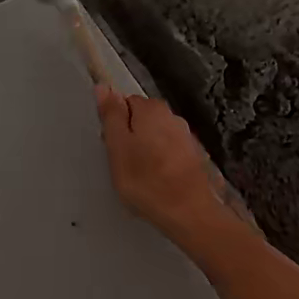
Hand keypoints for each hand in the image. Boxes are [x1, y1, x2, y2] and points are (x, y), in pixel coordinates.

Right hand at [94, 86, 250, 240]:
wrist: (189, 211)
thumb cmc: (146, 181)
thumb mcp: (117, 146)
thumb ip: (111, 115)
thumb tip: (104, 87)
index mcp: (152, 109)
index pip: (125, 103)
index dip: (114, 123)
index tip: (112, 146)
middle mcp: (172, 116)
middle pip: (142, 118)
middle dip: (131, 136)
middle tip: (123, 164)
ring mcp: (186, 136)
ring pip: (156, 136)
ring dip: (146, 150)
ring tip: (140, 177)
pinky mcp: (193, 156)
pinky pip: (169, 152)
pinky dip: (161, 162)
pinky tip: (157, 181)